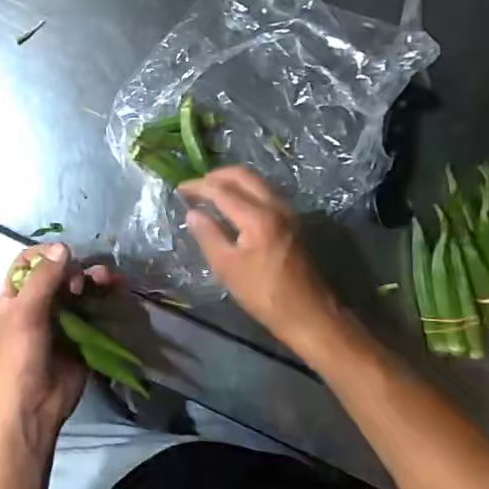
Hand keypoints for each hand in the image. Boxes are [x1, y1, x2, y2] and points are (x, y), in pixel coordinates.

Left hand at [0, 244, 108, 445]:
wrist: (34, 407)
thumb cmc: (20, 358)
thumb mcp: (25, 314)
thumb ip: (43, 279)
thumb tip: (64, 247)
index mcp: (15, 298)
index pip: (29, 263)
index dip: (47, 255)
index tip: (65, 256)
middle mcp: (37, 305)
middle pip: (59, 274)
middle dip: (76, 268)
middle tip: (85, 280)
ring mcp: (60, 320)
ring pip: (80, 290)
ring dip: (95, 279)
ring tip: (108, 279)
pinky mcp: (81, 335)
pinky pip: (95, 310)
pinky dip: (106, 298)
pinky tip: (118, 290)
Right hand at [181, 166, 341, 343]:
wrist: (308, 312)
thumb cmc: (263, 293)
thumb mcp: (227, 267)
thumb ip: (208, 235)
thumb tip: (192, 213)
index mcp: (258, 217)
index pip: (222, 191)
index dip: (198, 187)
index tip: (180, 189)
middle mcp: (276, 206)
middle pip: (244, 175)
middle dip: (217, 176)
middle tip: (196, 185)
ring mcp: (289, 212)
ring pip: (258, 182)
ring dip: (233, 181)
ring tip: (211, 191)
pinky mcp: (293, 221)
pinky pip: (266, 193)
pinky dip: (247, 190)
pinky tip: (234, 204)